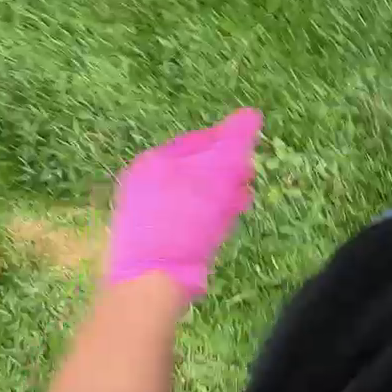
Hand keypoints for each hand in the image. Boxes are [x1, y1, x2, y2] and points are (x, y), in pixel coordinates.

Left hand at [104, 108, 261, 298]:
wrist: (151, 278)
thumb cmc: (188, 219)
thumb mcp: (218, 173)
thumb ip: (234, 142)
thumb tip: (250, 113)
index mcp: (156, 159)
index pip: (202, 140)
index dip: (231, 147)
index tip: (250, 161)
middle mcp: (143, 179)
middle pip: (196, 167)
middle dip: (226, 174)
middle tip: (247, 184)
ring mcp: (141, 209)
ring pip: (191, 193)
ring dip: (219, 196)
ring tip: (239, 206)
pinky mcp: (146, 236)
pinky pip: (182, 215)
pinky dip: (203, 216)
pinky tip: (218, 227)